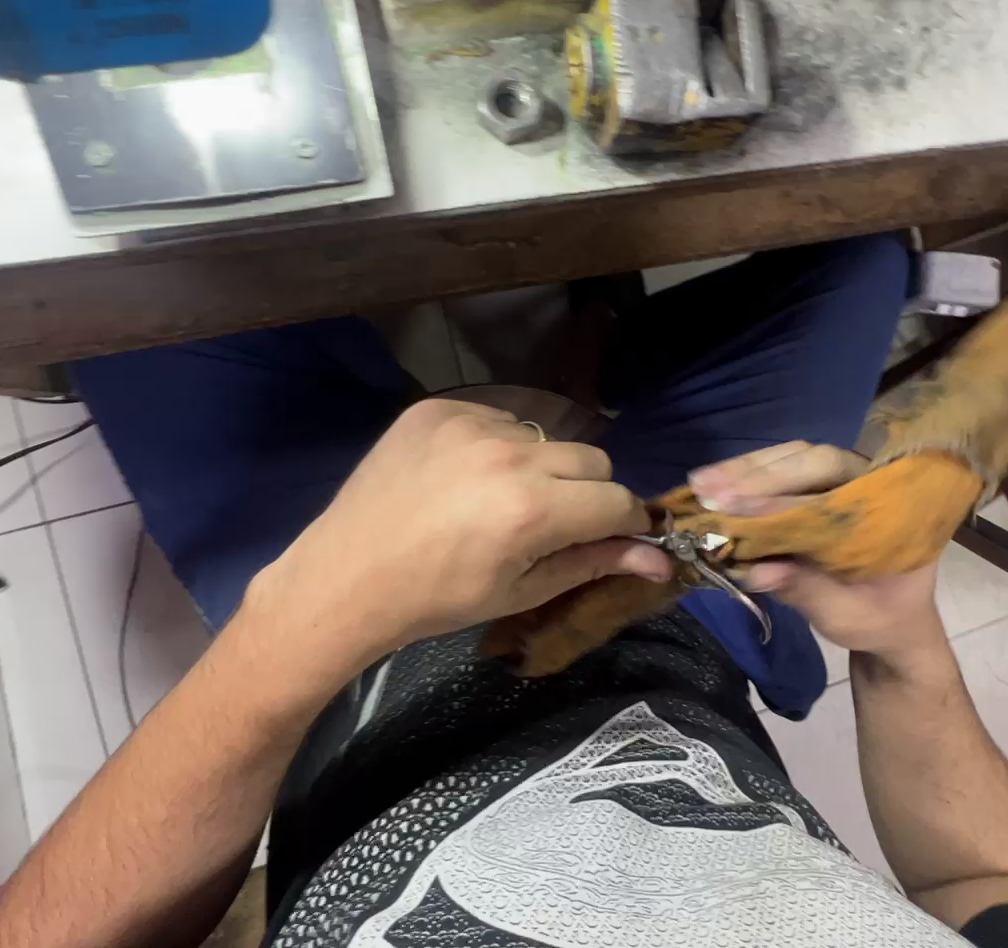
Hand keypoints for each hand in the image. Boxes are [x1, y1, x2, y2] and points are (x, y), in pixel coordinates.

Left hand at [251, 399, 670, 660]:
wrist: (346, 576)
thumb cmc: (437, 598)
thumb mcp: (520, 591)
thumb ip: (594, 564)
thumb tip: (660, 562)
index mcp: (533, 510)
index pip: (618, 500)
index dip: (623, 522)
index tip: (611, 535)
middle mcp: (510, 455)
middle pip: (592, 459)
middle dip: (586, 493)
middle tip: (548, 522)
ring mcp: (471, 423)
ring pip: (545, 436)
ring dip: (539, 466)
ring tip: (495, 499)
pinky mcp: (440, 407)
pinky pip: (500, 417)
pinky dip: (496, 446)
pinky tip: (463, 477)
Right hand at [689, 441, 943, 660]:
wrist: (891, 618)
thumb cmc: (876, 617)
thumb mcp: (847, 616)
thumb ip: (807, 591)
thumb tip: (756, 572)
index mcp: (893, 513)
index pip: (832, 498)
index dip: (780, 504)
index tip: (734, 510)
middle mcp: (869, 480)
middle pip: (813, 461)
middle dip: (758, 476)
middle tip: (710, 491)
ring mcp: (842, 474)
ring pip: (791, 456)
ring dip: (743, 469)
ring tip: (700, 483)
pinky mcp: (814, 480)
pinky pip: (779, 466)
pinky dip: (742, 473)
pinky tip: (708, 482)